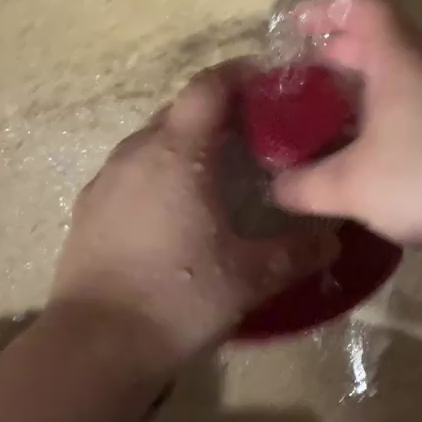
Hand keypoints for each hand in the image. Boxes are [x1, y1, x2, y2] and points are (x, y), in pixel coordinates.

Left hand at [49, 63, 336, 367]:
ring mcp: (107, 178)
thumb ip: (297, 252)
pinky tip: (174, 205)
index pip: (208, 86)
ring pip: (153, 138)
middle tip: (253, 130)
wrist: (94, 348)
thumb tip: (334, 238)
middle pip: (181, 108)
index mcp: (178, 151)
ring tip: (215, 168)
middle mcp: (139, 151)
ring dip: (185, 140)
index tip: (267, 79)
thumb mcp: (250, 277)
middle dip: (216, 109)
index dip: (237, 73)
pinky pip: (131, 168)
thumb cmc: (178, 297)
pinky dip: (157, 169)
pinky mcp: (88, 207)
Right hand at [271, 0, 421, 247]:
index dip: (328, 8)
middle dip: (340, 47)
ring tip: (336, 108)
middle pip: (384, 32)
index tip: (296, 26)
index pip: (365, 5)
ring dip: (369, 76)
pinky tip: (379, 140)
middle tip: (305, 74)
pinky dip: (394, 98)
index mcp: (401, 56)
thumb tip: (276, 187)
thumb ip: (305, 184)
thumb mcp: (351, 186)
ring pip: (406, 63)